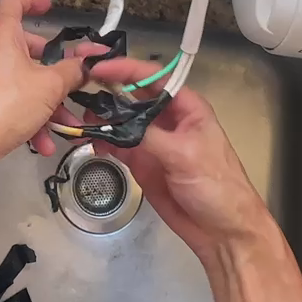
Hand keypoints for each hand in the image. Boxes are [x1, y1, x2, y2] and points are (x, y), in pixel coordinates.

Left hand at [0, 0, 92, 161]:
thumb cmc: (4, 105)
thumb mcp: (49, 87)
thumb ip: (72, 72)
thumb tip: (84, 64)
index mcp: (1, 35)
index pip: (13, 2)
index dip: (32, 0)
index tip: (48, 7)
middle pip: (22, 48)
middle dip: (50, 67)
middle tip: (69, 79)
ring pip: (18, 81)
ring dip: (44, 102)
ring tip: (64, 125)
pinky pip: (7, 102)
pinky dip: (26, 117)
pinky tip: (42, 143)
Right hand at [83, 58, 274, 260]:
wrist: (223, 233)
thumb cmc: (217, 186)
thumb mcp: (184, 155)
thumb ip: (149, 135)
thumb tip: (115, 121)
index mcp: (186, 107)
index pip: (153, 78)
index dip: (125, 69)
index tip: (98, 68)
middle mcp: (167, 118)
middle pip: (133, 95)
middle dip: (107, 89)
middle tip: (78, 87)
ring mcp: (153, 140)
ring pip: (122, 119)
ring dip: (102, 116)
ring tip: (79, 117)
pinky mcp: (142, 161)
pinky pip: (118, 144)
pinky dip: (103, 140)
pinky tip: (90, 139)